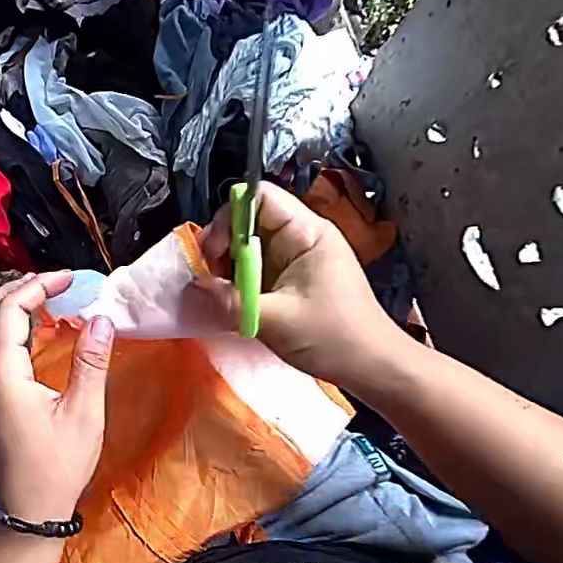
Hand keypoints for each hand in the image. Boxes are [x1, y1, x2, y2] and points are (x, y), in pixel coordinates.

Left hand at [0, 271, 114, 522]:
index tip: (67, 278)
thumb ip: (91, 363)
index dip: (37, 287)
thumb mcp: (83, 415)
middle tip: (46, 284)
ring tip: (35, 301)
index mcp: (4, 377)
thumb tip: (101, 320)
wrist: (27, 512)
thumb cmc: (57, 467)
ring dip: (0, 309)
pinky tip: (26, 336)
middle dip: (11, 291)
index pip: (10, 313)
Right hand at [195, 182, 405, 388]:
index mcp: (307, 232)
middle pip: (249, 221)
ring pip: (249, 247)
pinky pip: (257, 269)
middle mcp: (301, 236)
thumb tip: (191, 290)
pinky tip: (238, 304)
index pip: (259, 197)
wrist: (372, 366)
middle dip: (224, 248)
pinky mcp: (292, 279)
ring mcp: (296, 258)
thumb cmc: (334, 338)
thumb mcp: (277, 321)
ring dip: (230, 269)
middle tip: (215, 282)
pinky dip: (241, 283)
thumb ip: (230, 303)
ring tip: (226, 297)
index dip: (229, 218)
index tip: (215, 255)